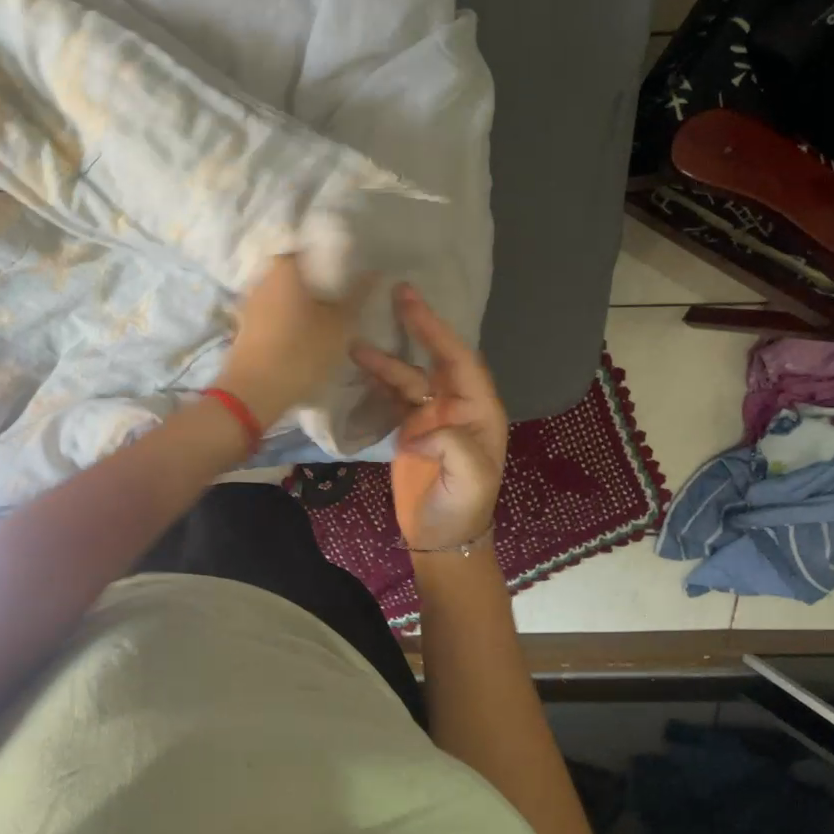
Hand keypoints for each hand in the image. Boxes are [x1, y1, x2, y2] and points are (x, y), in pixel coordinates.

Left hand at [212, 256, 369, 425]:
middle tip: (342, 294)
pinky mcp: (244, 327)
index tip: (350, 269)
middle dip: (318, 280)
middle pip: (296, 270)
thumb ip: (357, 296)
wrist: (252, 394)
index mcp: (284, 266)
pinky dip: (288, 316)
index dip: (333, 256)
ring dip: (302, 300)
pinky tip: (303, 331)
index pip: (312, 246)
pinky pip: (273, 311)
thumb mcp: (339, 326)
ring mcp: (249, 303)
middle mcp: (262, 278)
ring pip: (283, 292)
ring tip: (325, 316)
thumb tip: (373, 272)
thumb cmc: (300, 353)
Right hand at [351, 283, 507, 550]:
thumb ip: (456, 447)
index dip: (437, 331)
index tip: (413, 304)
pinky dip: (376, 381)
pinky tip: (356, 368)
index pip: (459, 361)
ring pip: (407, 377)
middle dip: (416, 327)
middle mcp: (456, 406)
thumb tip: (426, 424)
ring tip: (353, 345)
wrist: (442, 539)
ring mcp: (430, 418)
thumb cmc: (463, 508)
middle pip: (434, 359)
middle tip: (394, 294)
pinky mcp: (407, 431)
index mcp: (479, 411)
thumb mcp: (471, 480)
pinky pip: (392, 397)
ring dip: (384, 360)